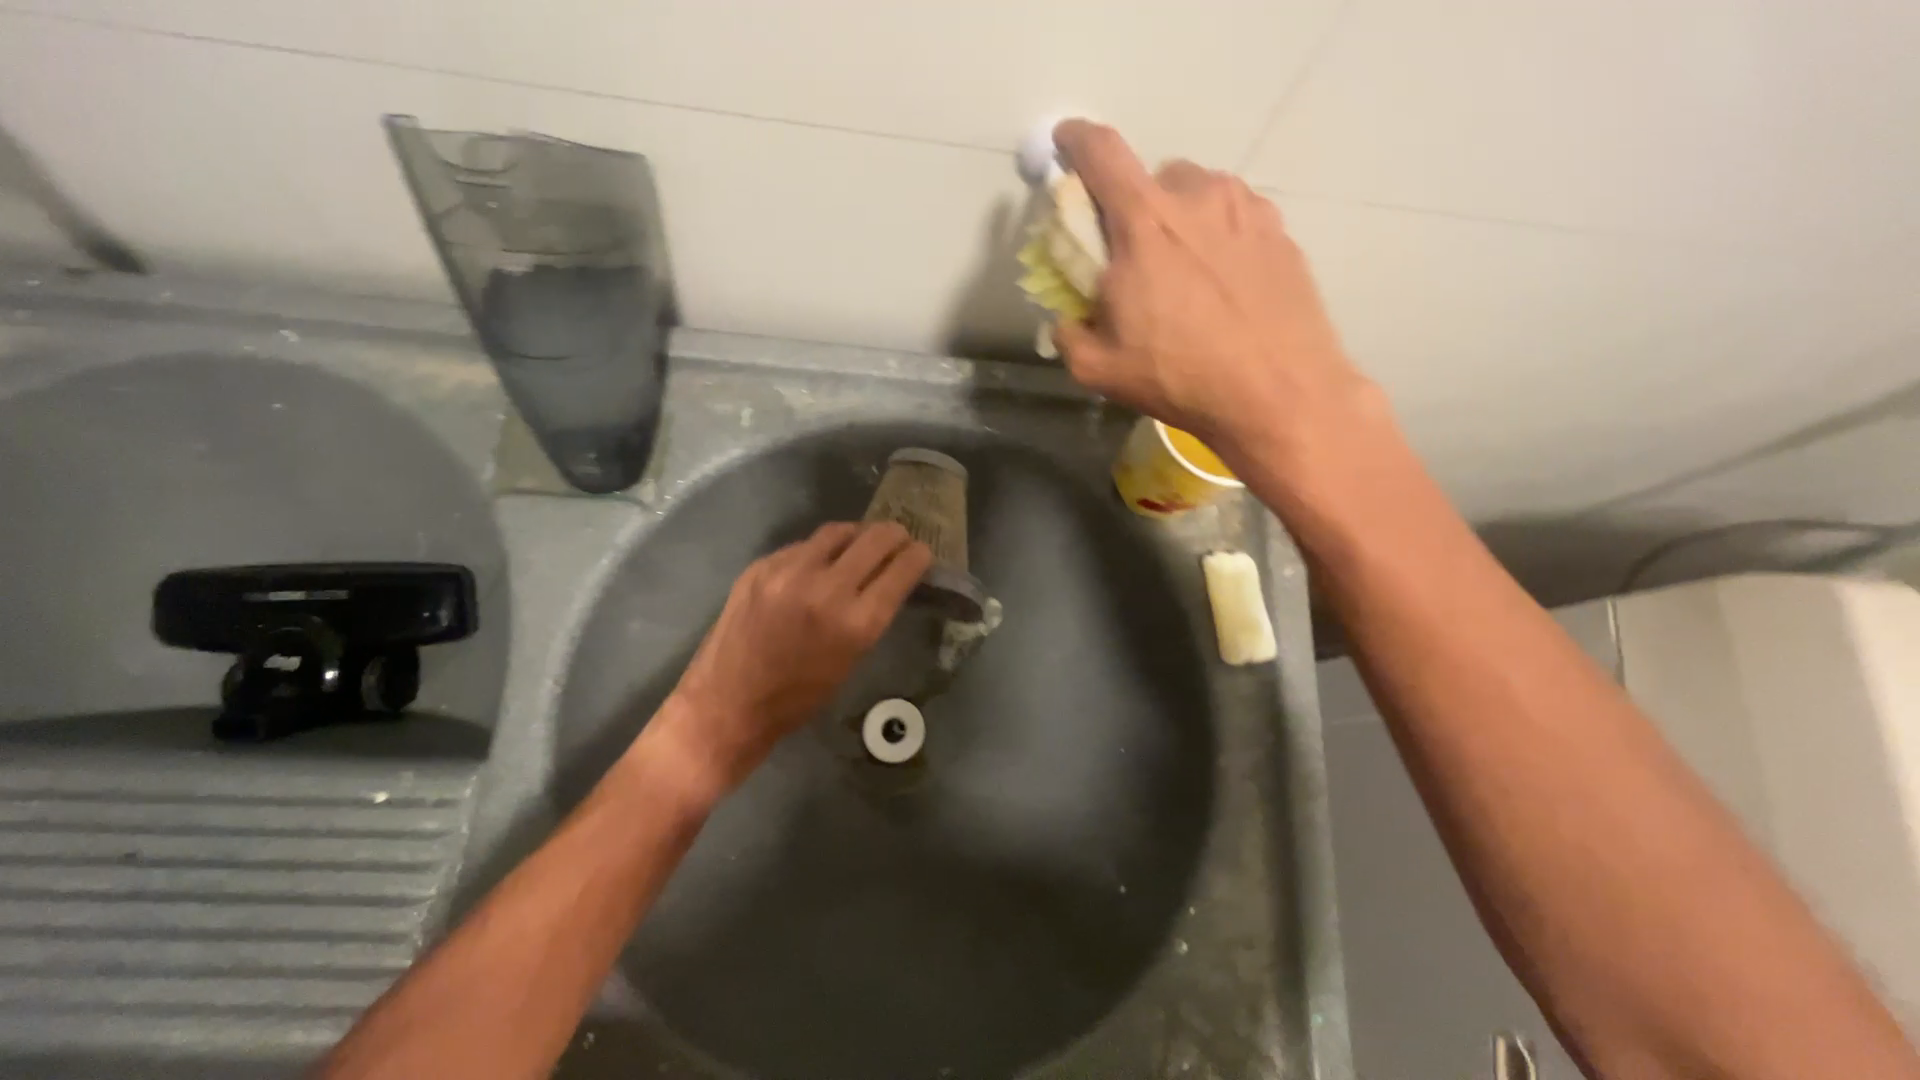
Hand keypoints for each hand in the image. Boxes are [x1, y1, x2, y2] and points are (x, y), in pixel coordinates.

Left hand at [654, 522, 932, 796]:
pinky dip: (819, 551)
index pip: (902, 569)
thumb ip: (869, 616)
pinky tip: (819, 564)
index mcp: (856, 622)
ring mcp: (789, 572)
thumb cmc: (797, 699)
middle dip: (895, 536)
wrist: (728, 704)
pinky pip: (802, 546)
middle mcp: (826, 588)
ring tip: (861, 542)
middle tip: (899, 540)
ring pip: (838, 532)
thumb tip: (885, 582)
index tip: (922, 553)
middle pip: (875, 539)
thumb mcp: (850, 660)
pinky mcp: (761, 567)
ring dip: (858, 534)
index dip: (919, 556)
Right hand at [1050, 119, 1379, 467]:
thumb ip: (1069, 333)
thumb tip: (1068, 318)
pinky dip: (1221, 239)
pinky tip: (1226, 286)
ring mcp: (1247, 210)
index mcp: (1144, 223)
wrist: (1280, 394)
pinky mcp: (1281, 233)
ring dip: (1183, 221)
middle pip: (1153, 178)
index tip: (1067, 145)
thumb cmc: (1182, 377)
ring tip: (1188, 275)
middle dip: (1137, 209)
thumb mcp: (1099, 370)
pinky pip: (1237, 218)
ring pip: (1200, 195)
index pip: (1101, 152)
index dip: (1077, 140)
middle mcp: (1198, 198)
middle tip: (1138, 258)